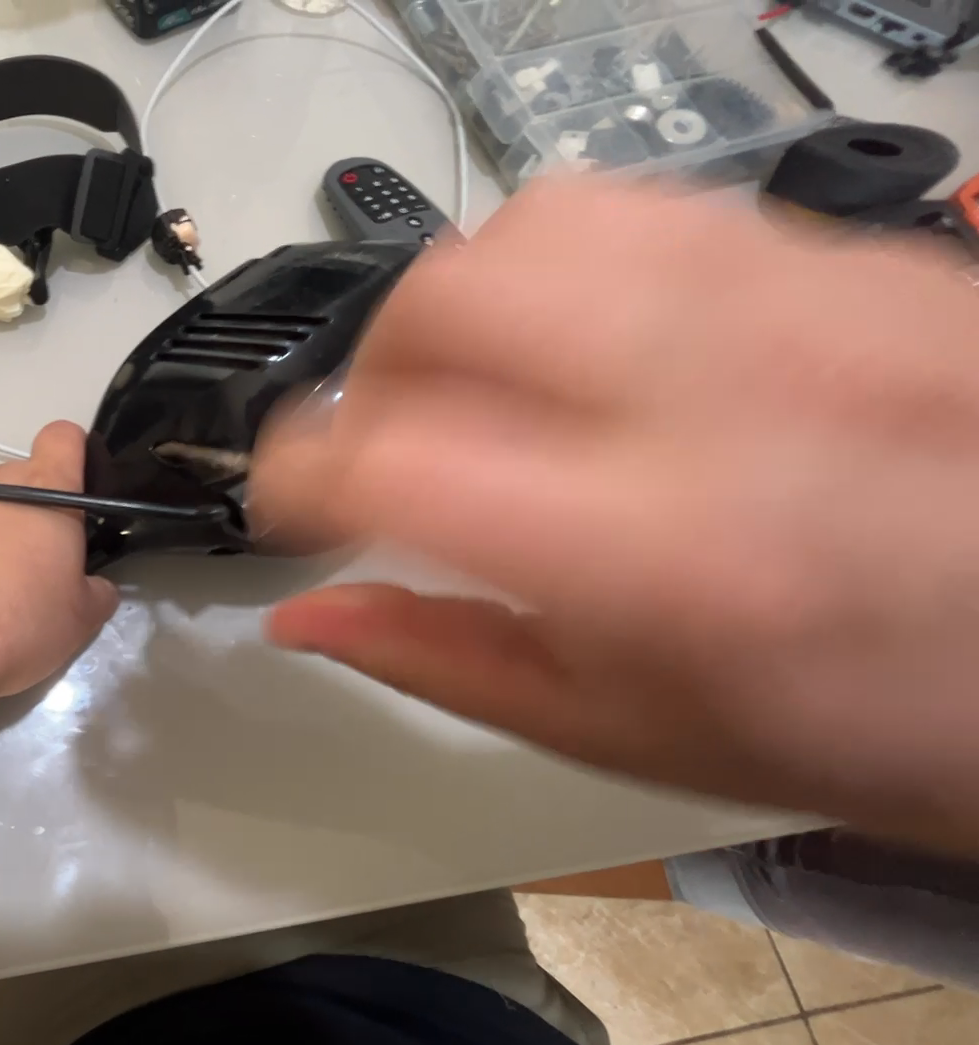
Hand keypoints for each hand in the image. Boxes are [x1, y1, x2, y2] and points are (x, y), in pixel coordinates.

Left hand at [0, 421, 119, 703]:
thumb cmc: (12, 625)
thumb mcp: (78, 620)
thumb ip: (96, 591)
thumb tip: (94, 586)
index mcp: (44, 492)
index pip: (64, 437)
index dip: (76, 458)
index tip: (77, 498)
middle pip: (20, 481)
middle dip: (31, 515)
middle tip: (35, 570)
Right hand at [250, 176, 978, 851]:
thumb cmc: (863, 721)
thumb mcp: (612, 729)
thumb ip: (429, 658)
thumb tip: (299, 613)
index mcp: (654, 557)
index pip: (391, 460)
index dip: (294, 473)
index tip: (286, 498)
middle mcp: (721, 402)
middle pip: (441, 307)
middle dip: (362, 373)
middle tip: (374, 438)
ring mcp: (792, 305)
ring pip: (523, 230)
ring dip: (448, 312)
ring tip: (465, 384)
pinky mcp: (836, 258)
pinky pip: (628, 211)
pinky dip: (543, 270)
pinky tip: (560, 343)